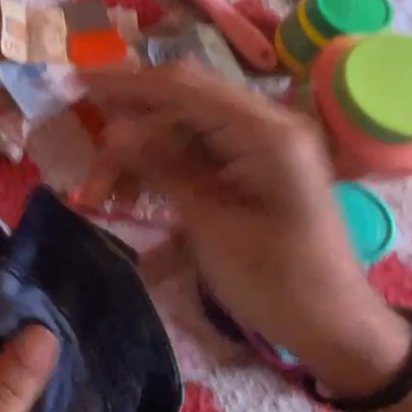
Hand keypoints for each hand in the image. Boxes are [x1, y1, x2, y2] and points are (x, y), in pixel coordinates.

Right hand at [80, 64, 409, 393]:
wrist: (336, 330)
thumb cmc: (280, 282)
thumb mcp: (213, 226)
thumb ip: (164, 168)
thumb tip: (112, 130)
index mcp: (266, 131)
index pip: (183, 87)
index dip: (126, 82)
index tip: (75, 83)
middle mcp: (263, 125)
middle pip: (177, 104)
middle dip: (125, 128)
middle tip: (87, 163)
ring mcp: (256, 145)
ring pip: (176, 129)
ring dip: (135, 156)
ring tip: (101, 197)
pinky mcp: (247, 166)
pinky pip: (190, 151)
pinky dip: (156, 169)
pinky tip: (127, 196)